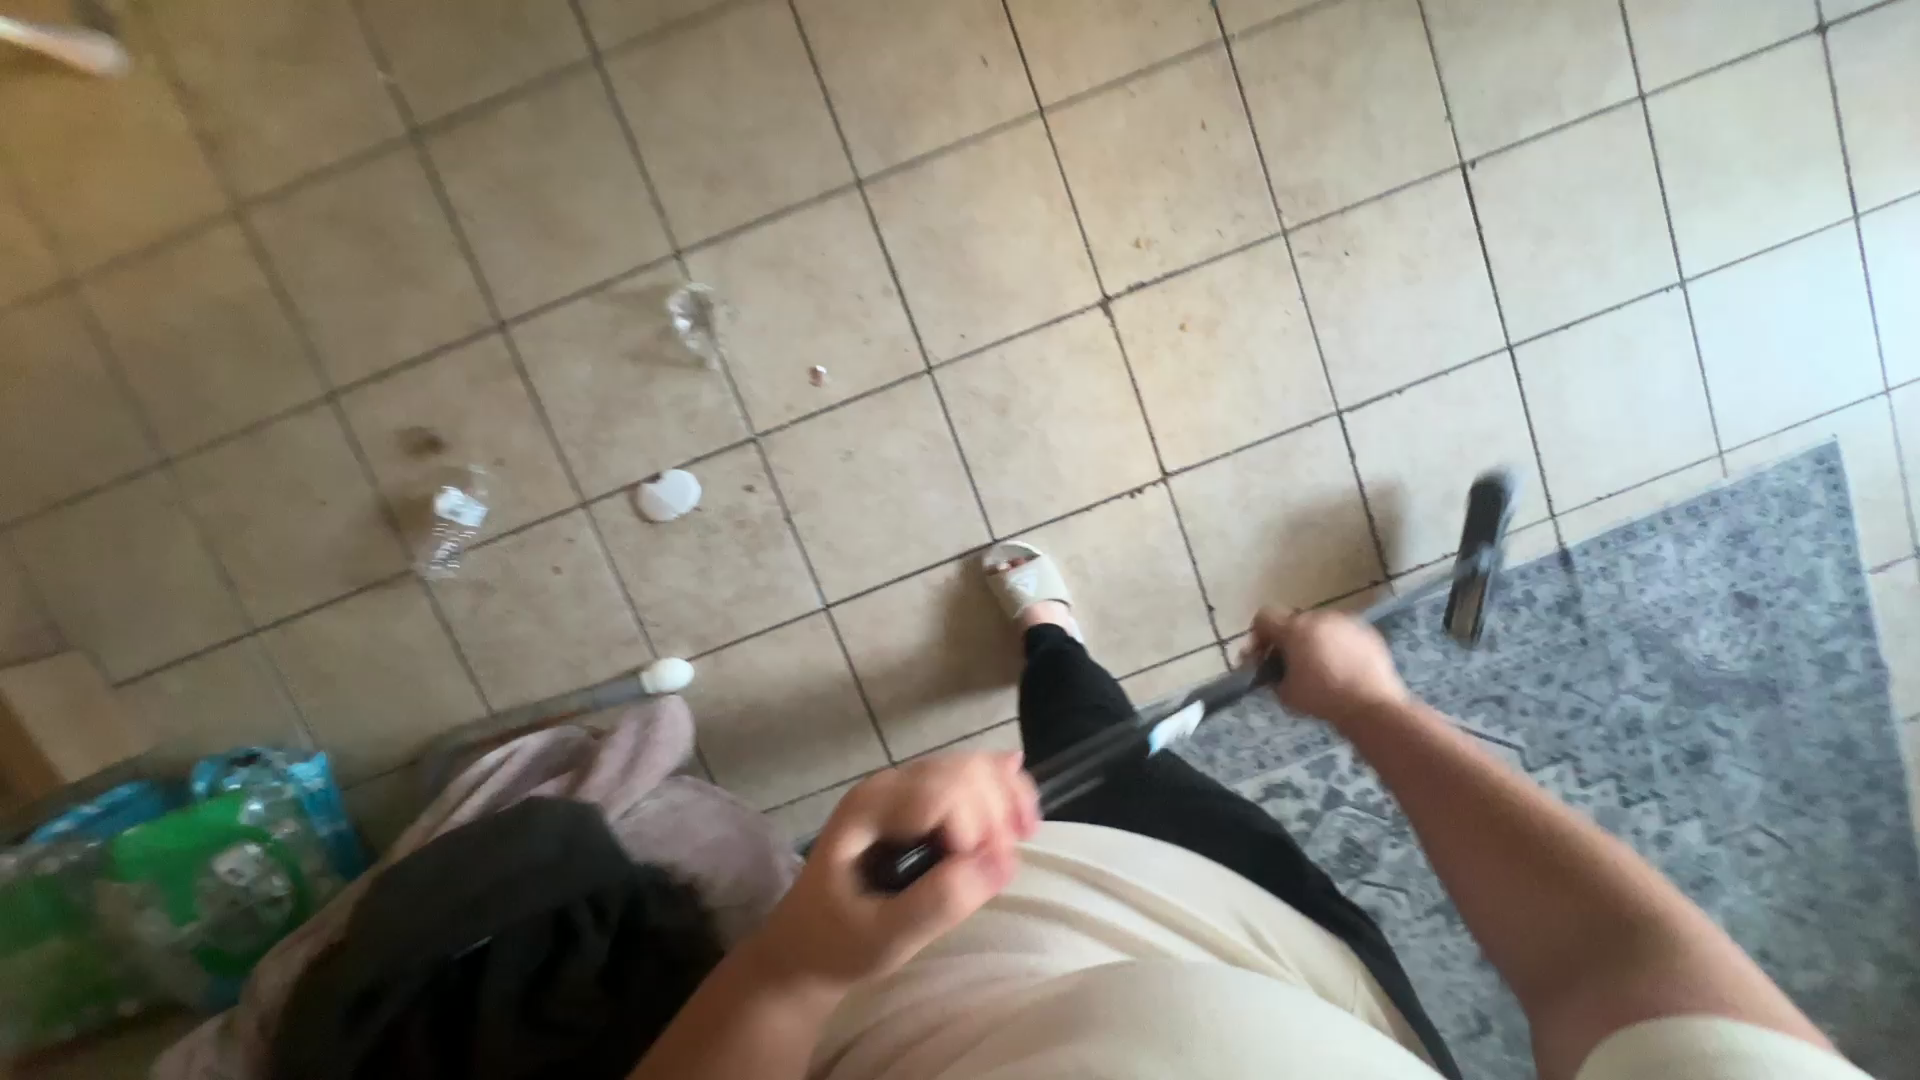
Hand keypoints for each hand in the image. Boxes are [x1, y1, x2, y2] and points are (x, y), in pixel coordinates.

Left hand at [745, 751, 1038, 993]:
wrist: (806, 945)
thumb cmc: (837, 943)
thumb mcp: (883, 938)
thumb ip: (938, 902)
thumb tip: (1003, 864)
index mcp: (869, 810)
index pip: (940, 793)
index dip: (975, 828)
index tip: (985, 877)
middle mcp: (888, 785)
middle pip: (961, 771)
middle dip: (995, 813)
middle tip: (1004, 869)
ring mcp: (904, 788)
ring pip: (970, 767)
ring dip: (1006, 797)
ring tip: (1024, 838)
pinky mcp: (919, 799)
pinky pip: (968, 778)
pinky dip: (1000, 791)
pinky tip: (1021, 813)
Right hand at [1249, 607, 1409, 721]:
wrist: (1373, 707)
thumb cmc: (1322, 699)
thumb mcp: (1284, 693)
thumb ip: (1270, 676)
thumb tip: (1270, 670)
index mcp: (1294, 628)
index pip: (1264, 617)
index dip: (1259, 635)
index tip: (1263, 656)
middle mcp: (1319, 617)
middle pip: (1293, 622)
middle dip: (1289, 640)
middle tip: (1292, 665)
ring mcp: (1347, 622)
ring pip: (1320, 626)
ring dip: (1314, 641)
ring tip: (1322, 668)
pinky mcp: (1368, 632)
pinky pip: (1343, 634)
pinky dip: (1338, 646)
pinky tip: (1344, 668)